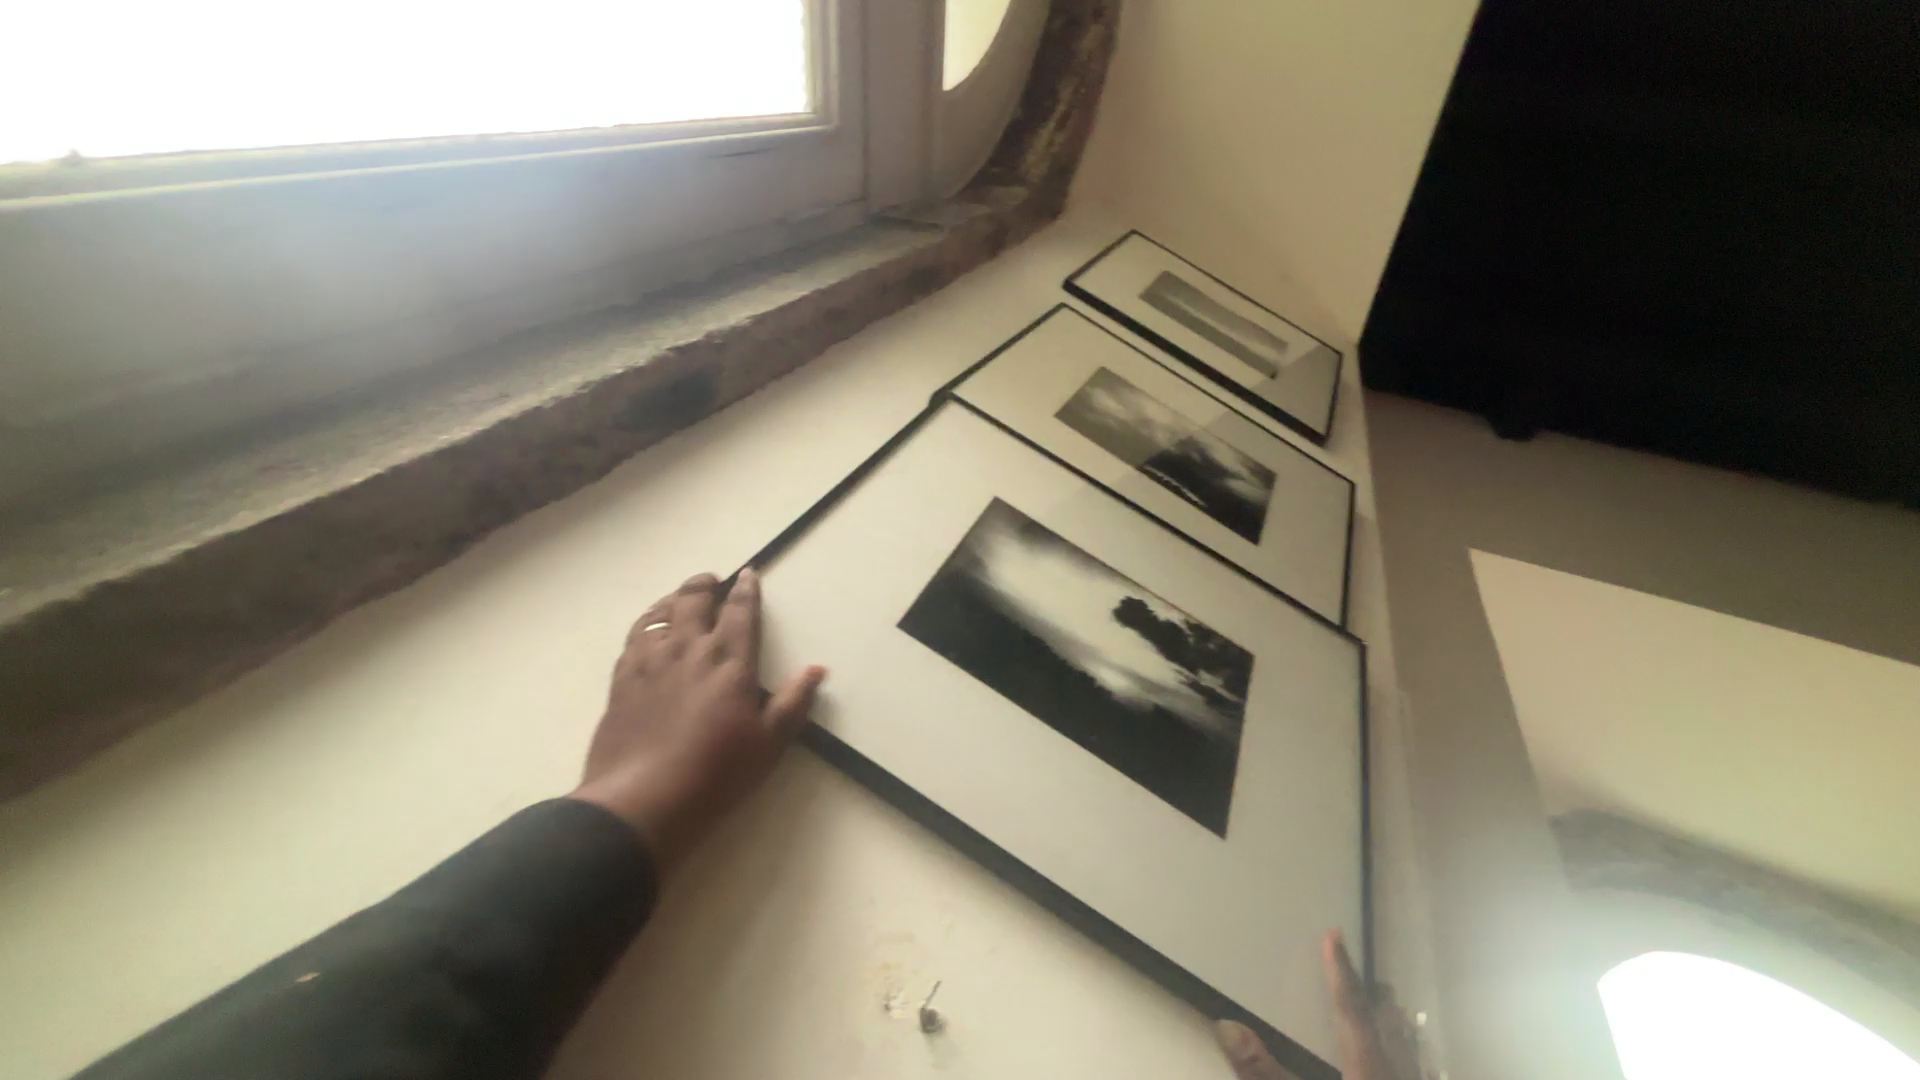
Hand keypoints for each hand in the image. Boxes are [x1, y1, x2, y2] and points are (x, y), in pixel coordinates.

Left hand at [570, 569, 826, 870]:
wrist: (643, 800)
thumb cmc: (717, 773)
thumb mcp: (769, 742)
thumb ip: (794, 702)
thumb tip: (817, 669)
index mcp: (729, 661)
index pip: (740, 611)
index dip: (746, 589)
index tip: (748, 575)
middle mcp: (689, 649)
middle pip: (694, 600)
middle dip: (705, 585)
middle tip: (711, 581)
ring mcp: (650, 662)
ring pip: (660, 613)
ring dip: (674, 599)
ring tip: (680, 598)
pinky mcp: (622, 679)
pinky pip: (634, 636)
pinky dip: (646, 622)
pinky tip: (649, 630)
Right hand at [1214, 931, 1423, 1079]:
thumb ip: (1264, 1074)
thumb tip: (1228, 1026)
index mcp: (1367, 1071)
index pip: (1350, 1009)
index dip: (1340, 972)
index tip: (1335, 935)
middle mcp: (1395, 1078)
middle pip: (1387, 1029)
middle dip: (1375, 1000)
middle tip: (1368, 972)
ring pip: (1411, 1057)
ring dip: (1397, 1032)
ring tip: (1396, 1011)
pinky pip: (1416, 1077)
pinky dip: (1412, 1064)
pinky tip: (1413, 1068)